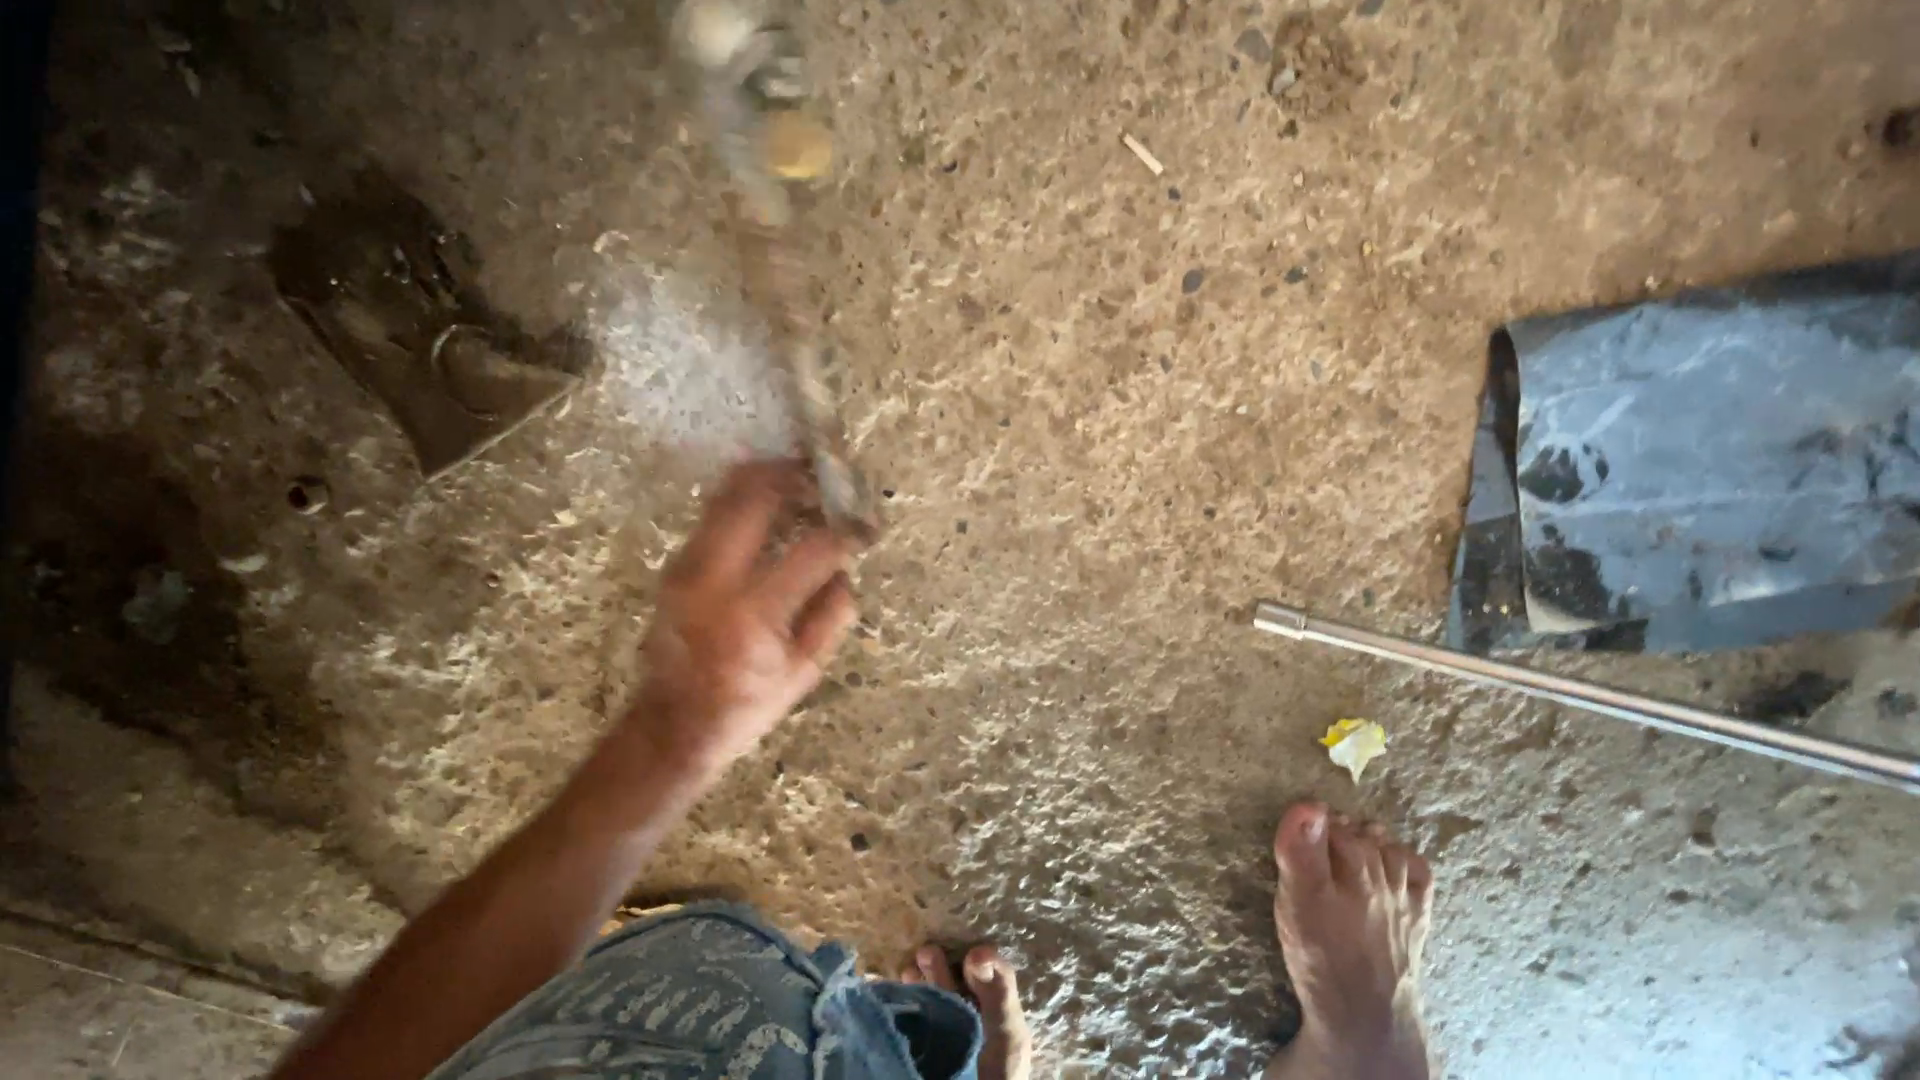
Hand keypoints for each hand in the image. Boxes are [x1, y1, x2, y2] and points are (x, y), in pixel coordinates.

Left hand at [628, 460, 859, 774]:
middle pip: (755, 496)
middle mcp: (715, 577)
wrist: (671, 724)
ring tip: (795, 482)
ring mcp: (686, 566)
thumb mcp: (803, 672)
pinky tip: (766, 509)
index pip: (813, 550)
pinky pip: (711, 514)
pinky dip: (742, 501)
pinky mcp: (675, 565)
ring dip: (764, 479)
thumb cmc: (745, 704)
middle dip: (794, 477)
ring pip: (724, 494)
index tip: (862, 529)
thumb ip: (832, 615)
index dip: (845, 534)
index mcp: (755, 612)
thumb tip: (843, 569)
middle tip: (820, 479)